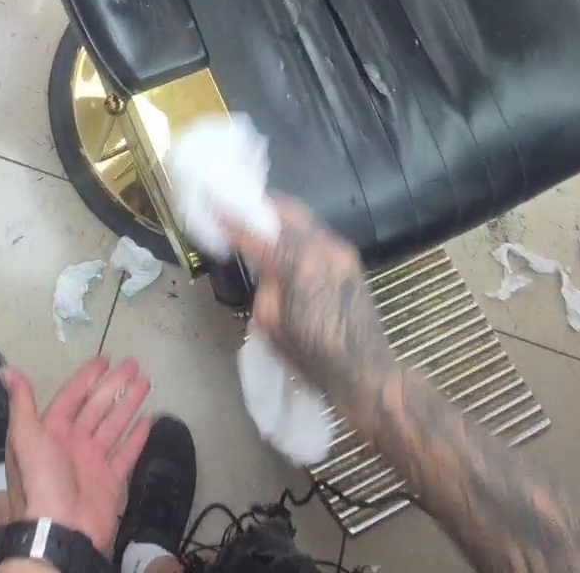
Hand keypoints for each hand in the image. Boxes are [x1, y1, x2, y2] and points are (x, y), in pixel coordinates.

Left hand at [0, 357, 152, 554]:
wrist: (59, 535)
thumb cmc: (41, 482)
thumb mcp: (25, 439)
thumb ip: (21, 404)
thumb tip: (6, 370)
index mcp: (52, 431)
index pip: (72, 395)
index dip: (87, 376)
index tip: (105, 359)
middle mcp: (73, 443)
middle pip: (97, 406)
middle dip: (115, 384)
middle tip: (134, 364)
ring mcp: (93, 463)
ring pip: (114, 425)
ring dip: (129, 403)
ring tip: (145, 382)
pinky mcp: (110, 482)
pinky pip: (125, 455)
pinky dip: (136, 438)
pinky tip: (148, 421)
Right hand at [226, 197, 393, 405]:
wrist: (368, 373)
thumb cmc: (314, 359)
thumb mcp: (273, 325)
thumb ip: (263, 285)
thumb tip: (261, 263)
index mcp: (299, 266)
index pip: (255, 234)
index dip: (230, 219)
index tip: (211, 205)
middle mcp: (322, 248)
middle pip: (284, 210)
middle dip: (257, 205)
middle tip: (234, 205)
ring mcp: (339, 249)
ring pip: (301, 217)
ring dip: (276, 214)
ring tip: (255, 219)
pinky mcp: (348, 257)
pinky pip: (314, 231)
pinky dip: (293, 228)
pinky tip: (281, 238)